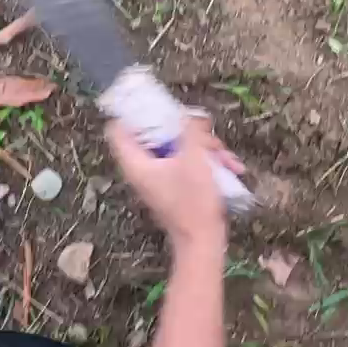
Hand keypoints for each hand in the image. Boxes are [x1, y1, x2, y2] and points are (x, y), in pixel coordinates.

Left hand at [107, 117, 241, 255]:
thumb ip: (190, 130)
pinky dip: (206, 162)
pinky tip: (229, 168)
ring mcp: (159, 178)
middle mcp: (143, 169)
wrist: (203, 242)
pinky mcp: (175, 185)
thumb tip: (188, 113)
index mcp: (136, 163)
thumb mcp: (194, 157)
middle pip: (155, 134)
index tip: (156, 104)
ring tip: (225, 157)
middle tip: (206, 134)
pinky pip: (187, 162)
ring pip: (177, 147)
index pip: (118, 128)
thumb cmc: (193, 202)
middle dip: (185, 131)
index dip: (133, 113)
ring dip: (204, 147)